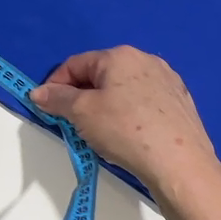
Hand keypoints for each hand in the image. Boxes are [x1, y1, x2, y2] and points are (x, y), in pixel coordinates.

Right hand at [29, 47, 219, 193]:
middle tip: (71, 122)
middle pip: (100, 75)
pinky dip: (128, 114)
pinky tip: (128, 135)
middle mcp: (146, 60)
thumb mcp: (80, 113)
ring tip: (99, 132)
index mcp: (120, 56)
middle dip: (80, 96)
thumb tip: (39, 92)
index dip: (55, 85)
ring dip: (104, 105)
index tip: (46, 107)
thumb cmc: (125, 130)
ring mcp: (168, 81)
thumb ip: (56, 99)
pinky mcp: (181, 103)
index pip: (75, 64)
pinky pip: (143, 102)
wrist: (179, 163)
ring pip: (122, 89)